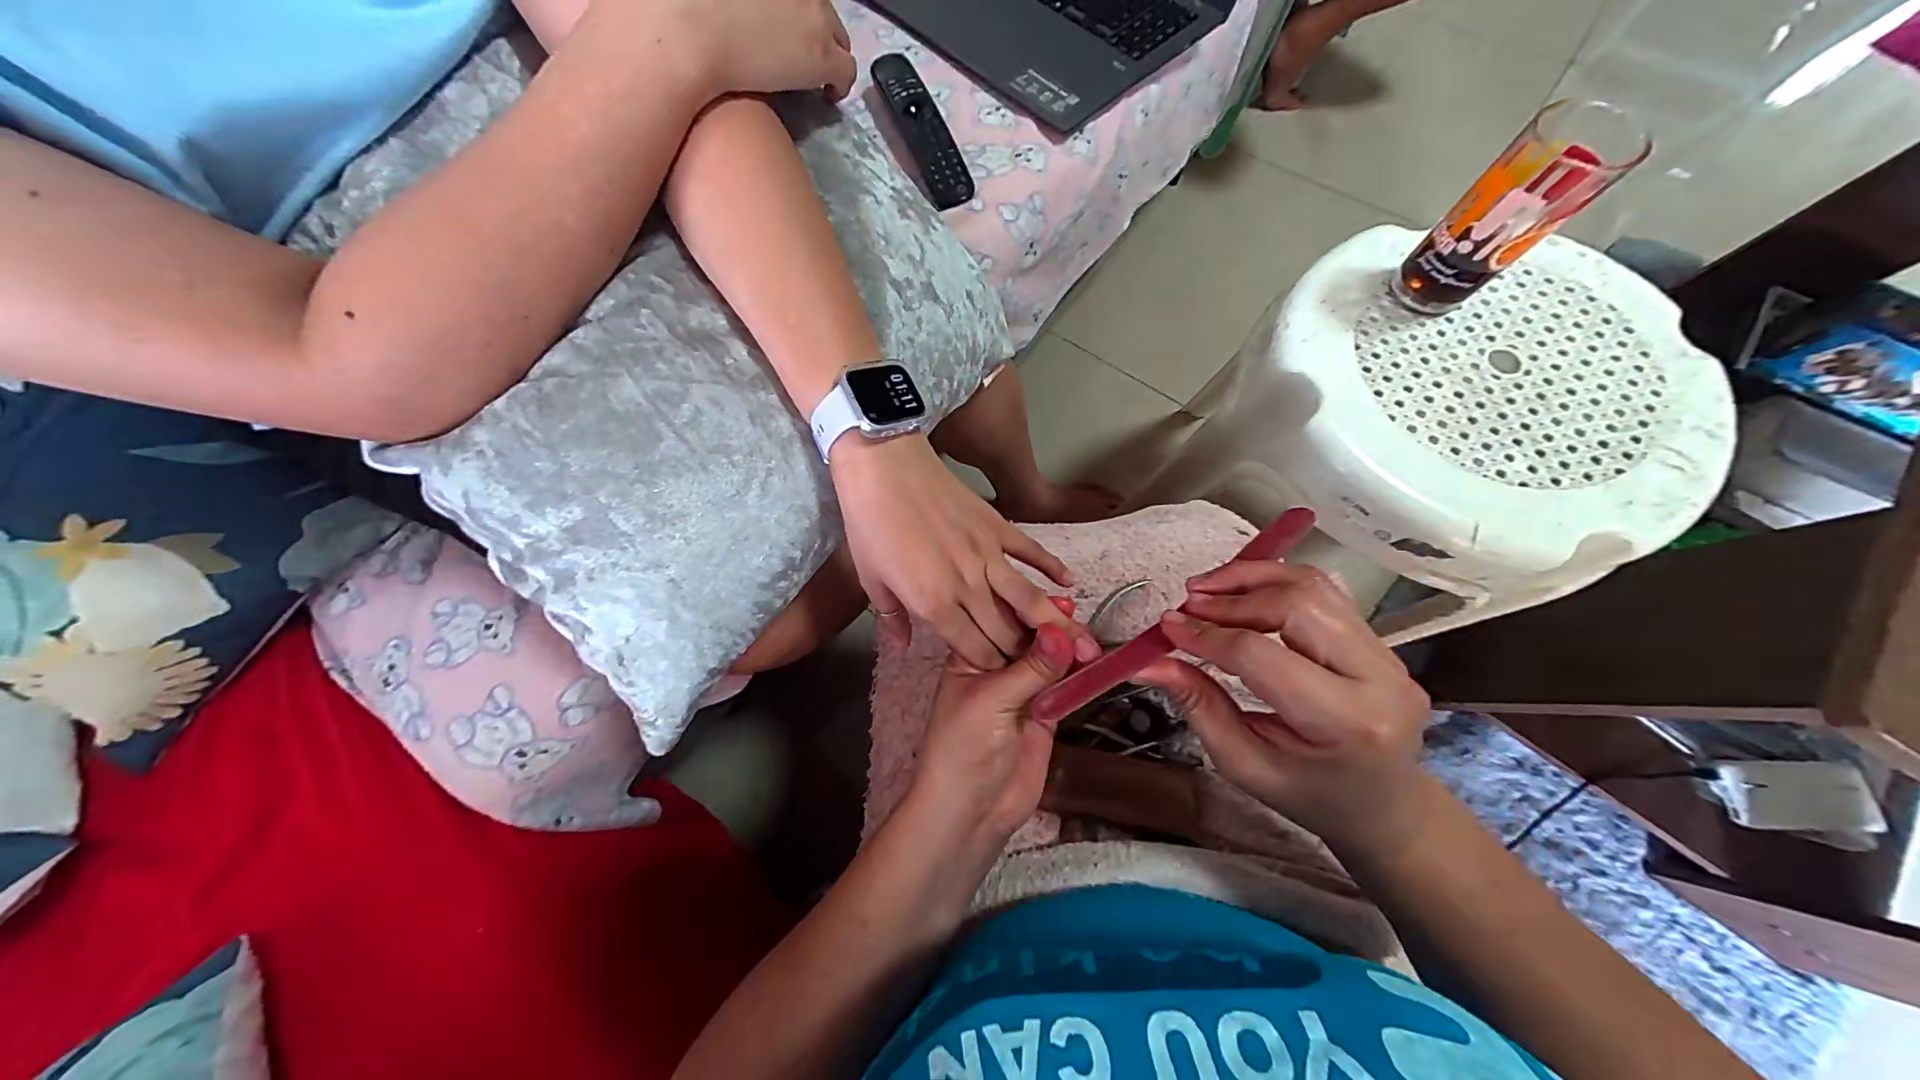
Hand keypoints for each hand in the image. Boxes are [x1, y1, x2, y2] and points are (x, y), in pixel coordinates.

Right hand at [663, 0, 857, 99]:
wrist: (689, 32)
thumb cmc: (678, 5)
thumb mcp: (709, 0)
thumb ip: (729, 5)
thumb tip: (733, 14)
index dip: (790, 8)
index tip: (778, 25)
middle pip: (820, 6)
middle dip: (813, 25)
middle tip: (799, 50)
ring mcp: (815, 16)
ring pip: (838, 36)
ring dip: (827, 51)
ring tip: (813, 75)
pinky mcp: (822, 56)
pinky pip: (846, 71)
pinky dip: (839, 83)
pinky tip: (827, 96)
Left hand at [831, 434, 1088, 670]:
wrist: (884, 468)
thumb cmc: (870, 525)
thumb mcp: (870, 580)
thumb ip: (892, 618)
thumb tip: (904, 645)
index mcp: (935, 606)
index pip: (976, 651)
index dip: (993, 668)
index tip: (1003, 676)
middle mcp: (969, 588)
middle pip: (1006, 633)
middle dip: (1024, 656)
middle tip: (1040, 666)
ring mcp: (989, 556)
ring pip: (1029, 600)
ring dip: (1054, 625)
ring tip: (1077, 644)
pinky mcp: (998, 527)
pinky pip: (1032, 551)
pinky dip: (1053, 567)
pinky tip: (1070, 583)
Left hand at [906, 613, 1078, 847]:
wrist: (970, 811)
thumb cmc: (962, 749)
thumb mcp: (992, 701)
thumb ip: (1031, 668)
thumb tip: (1062, 632)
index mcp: (970, 655)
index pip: (1001, 621)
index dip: (1029, 611)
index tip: (1060, 605)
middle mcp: (995, 667)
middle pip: (1030, 638)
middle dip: (1055, 630)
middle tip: (1081, 629)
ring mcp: (1021, 690)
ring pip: (1051, 661)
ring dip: (1071, 651)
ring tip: (1090, 643)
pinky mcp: (1044, 714)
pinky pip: (1065, 688)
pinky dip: (1080, 677)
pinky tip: (1094, 663)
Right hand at [1134, 562, 1431, 848]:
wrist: (1386, 806)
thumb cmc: (1311, 795)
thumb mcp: (1244, 764)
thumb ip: (1198, 706)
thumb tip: (1150, 664)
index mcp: (1345, 722)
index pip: (1261, 654)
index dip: (1206, 635)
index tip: (1166, 627)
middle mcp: (1377, 678)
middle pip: (1296, 604)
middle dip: (1231, 598)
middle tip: (1186, 605)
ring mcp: (1386, 654)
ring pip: (1313, 586)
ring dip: (1252, 579)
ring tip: (1207, 589)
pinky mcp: (1380, 640)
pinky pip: (1324, 592)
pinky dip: (1274, 583)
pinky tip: (1241, 593)